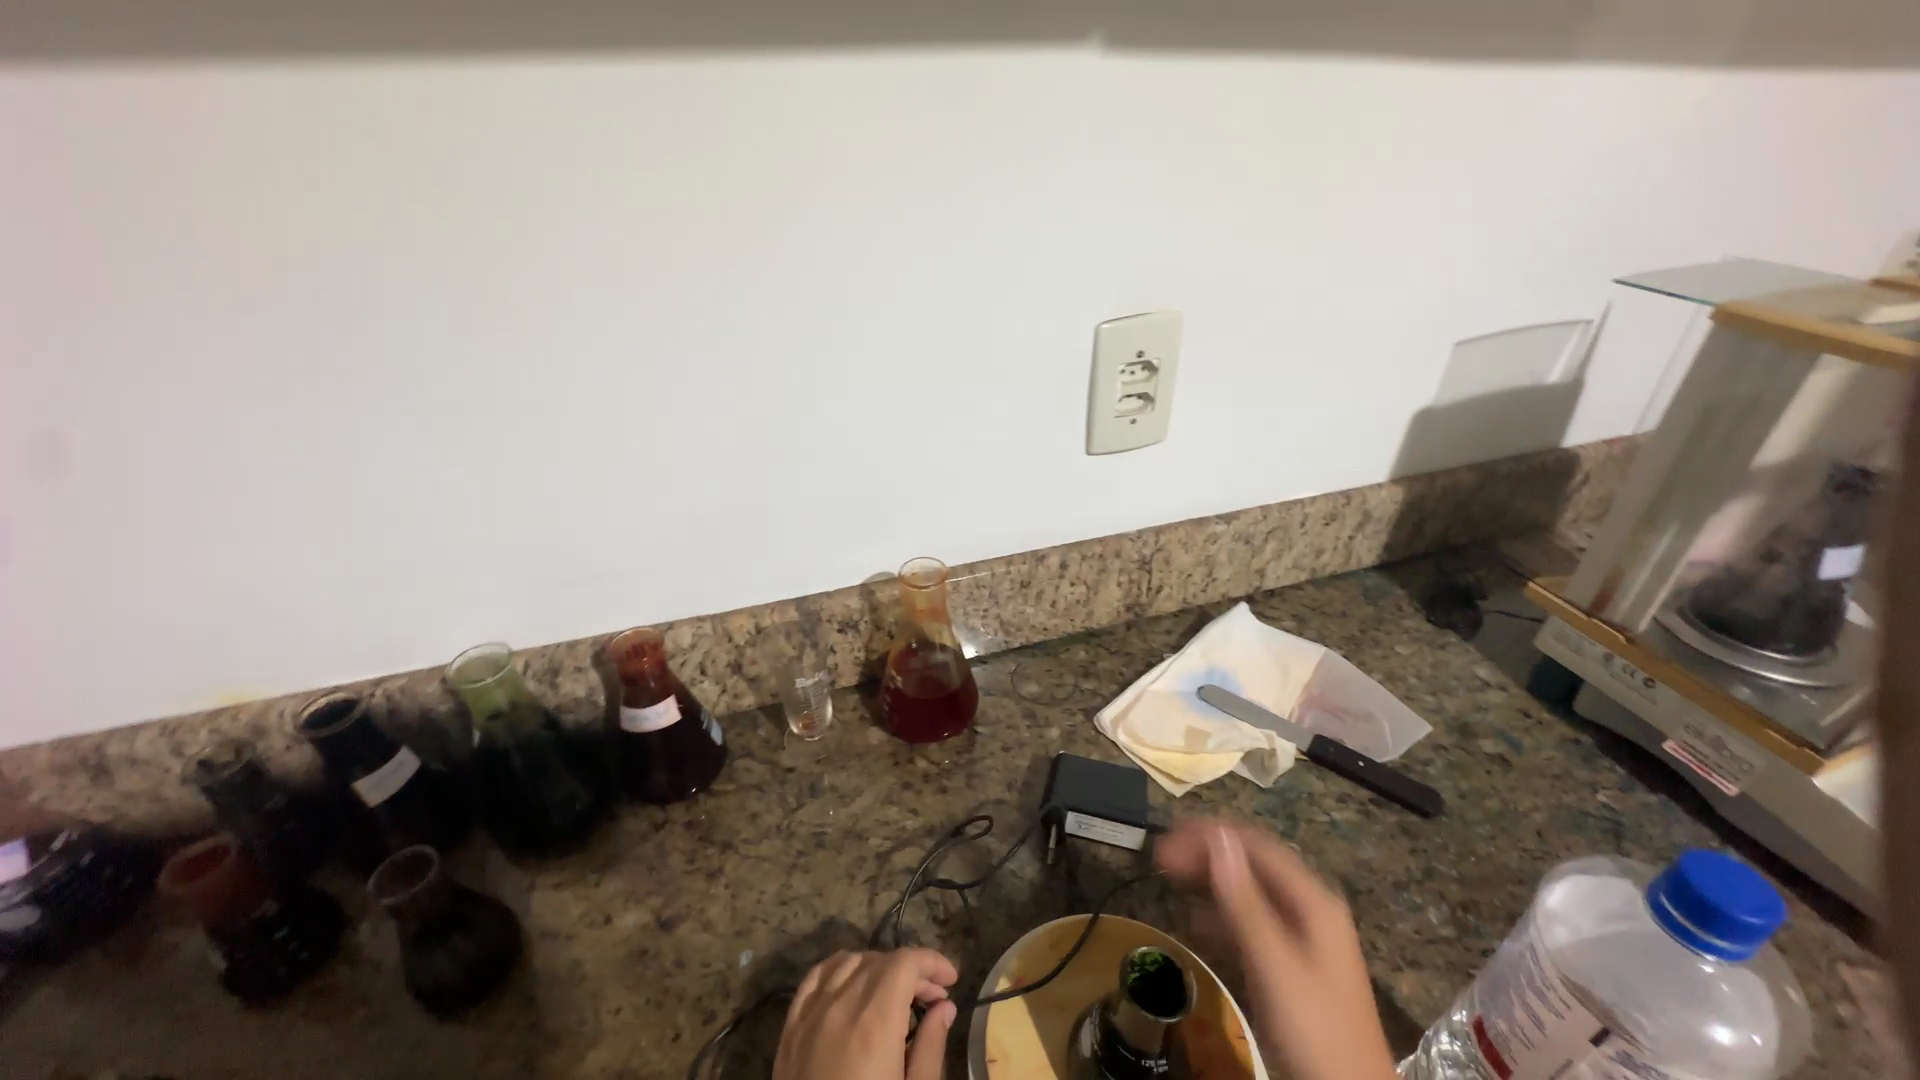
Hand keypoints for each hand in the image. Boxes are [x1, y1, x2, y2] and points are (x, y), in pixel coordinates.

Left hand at [774, 948, 959, 1079]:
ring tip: (896, 992)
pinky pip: (815, 977)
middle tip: (933, 998)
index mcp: (875, 1020)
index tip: (952, 981)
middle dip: (912, 970)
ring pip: (848, 962)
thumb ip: (930, 1046)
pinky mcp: (790, 1028)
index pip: (905, 962)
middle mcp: (841, 1004)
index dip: (932, 962)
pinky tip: (852, 982)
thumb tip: (944, 1008)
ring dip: (878, 968)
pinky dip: (839, 969)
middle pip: (880, 961)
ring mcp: (811, 1013)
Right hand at [1155, 817, 1397, 1079]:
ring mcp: (1300, 935)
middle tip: (1159, 856)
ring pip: (1248, 890)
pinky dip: (1220, 912)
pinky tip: (1194, 917)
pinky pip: (1249, 920)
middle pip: (1252, 864)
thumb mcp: (1274, 964)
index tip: (1166, 838)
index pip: (1256, 846)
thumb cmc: (1314, 1027)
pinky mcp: (1288, 961)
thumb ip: (1244, 902)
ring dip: (1209, 879)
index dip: (1210, 835)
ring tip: (1168, 876)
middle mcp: (1308, 908)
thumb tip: (1216, 840)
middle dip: (1206, 854)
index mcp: (1313, 900)